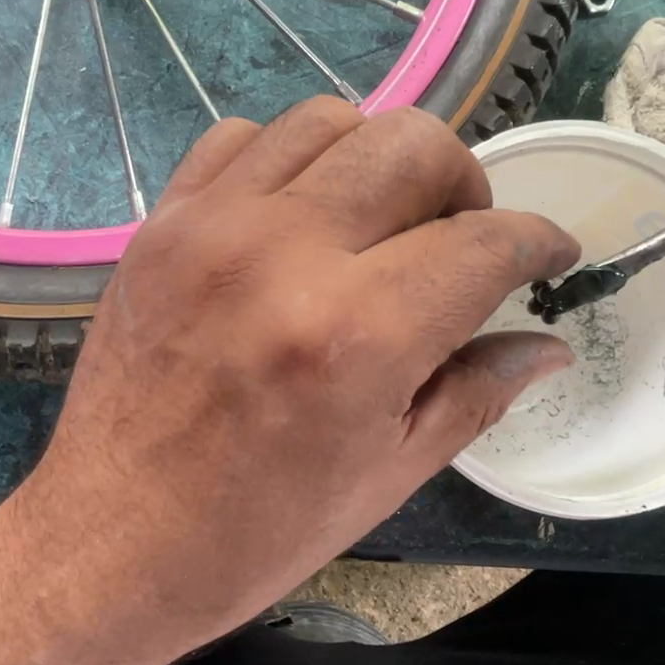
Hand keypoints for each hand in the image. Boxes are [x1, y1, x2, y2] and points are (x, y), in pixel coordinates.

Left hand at [7, 100, 577, 648]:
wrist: (114, 543)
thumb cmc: (259, 533)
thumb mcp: (388, 475)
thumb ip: (478, 392)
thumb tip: (548, 345)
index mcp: (358, 335)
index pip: (484, 244)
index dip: (538, 241)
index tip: (551, 253)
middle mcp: (287, 254)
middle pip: (416, 145)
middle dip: (465, 187)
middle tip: (459, 243)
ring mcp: (212, 227)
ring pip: (332, 121)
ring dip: (380, 162)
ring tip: (379, 225)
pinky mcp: (160, 225)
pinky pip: (243, 140)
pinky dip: (292, 162)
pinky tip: (298, 217)